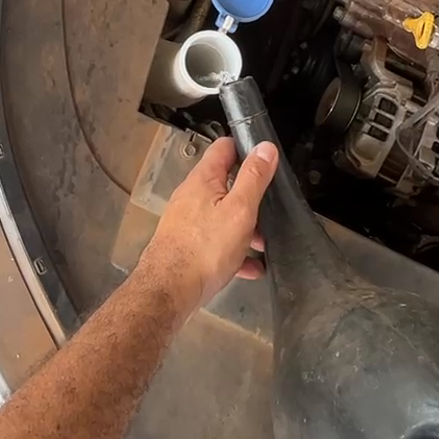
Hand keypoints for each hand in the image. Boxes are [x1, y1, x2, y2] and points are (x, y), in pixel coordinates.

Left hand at [135, 137, 278, 313]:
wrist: (169, 290)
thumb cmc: (204, 249)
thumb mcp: (240, 210)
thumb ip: (254, 178)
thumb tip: (265, 148)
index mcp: (203, 179)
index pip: (224, 147)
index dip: (245, 148)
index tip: (264, 159)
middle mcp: (192, 195)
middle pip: (225, 183)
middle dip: (249, 195)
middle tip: (269, 209)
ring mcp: (187, 220)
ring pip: (222, 215)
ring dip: (245, 226)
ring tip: (264, 244)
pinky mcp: (187, 244)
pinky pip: (216, 241)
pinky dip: (234, 250)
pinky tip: (250, 267)